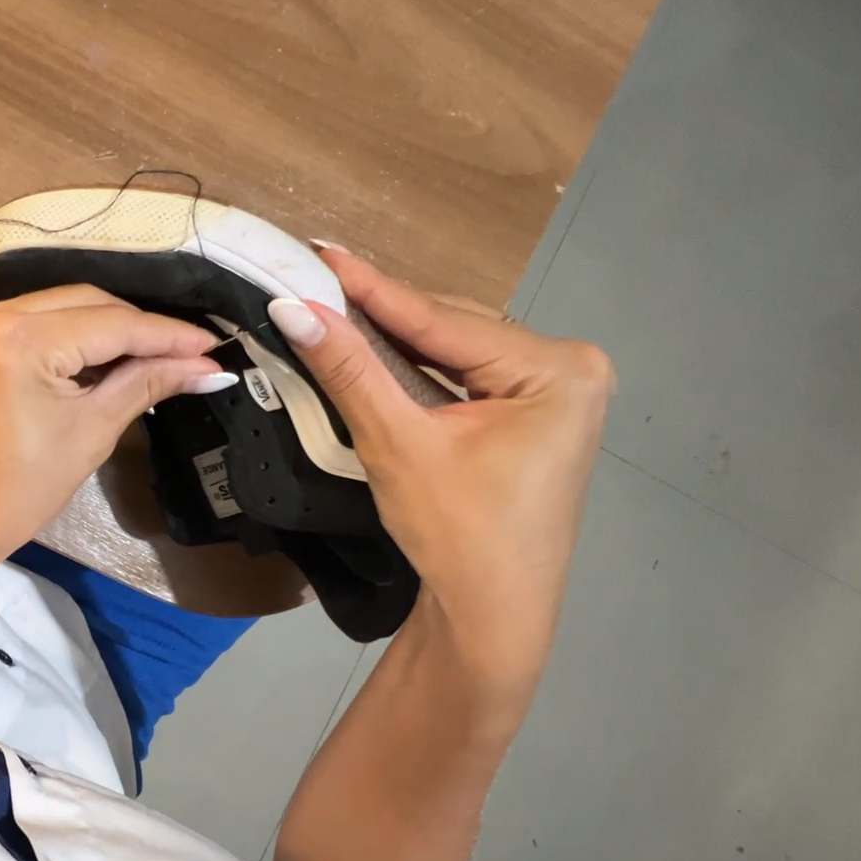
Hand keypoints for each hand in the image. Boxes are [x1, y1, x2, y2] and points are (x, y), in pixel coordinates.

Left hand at [0, 285, 231, 587]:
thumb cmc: (17, 493)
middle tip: (188, 355)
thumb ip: (147, 384)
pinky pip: (31, 320)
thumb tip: (207, 367)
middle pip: (84, 301)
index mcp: (17, 341)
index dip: (166, 335)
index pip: (110, 324)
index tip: (211, 347)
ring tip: (153, 356)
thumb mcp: (90, 433)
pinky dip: (67, 334)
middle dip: (138, 328)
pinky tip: (102, 355)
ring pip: (58, 306)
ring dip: (105, 327)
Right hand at [267, 249, 612, 683]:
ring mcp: (557, 391)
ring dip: (394, 341)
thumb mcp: (395, 442)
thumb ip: (347, 370)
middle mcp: (569, 366)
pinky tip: (375, 355)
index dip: (371, 288)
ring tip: (334, 311)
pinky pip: (463, 376)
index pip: (441, 319)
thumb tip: (292, 308)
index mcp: (555, 368)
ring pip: (454, 351)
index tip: (319, 251)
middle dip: (381, 315)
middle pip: (452, 330)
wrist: (491, 609)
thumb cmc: (454, 530)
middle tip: (316, 285)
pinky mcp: (534, 414)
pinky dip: (416, 370)